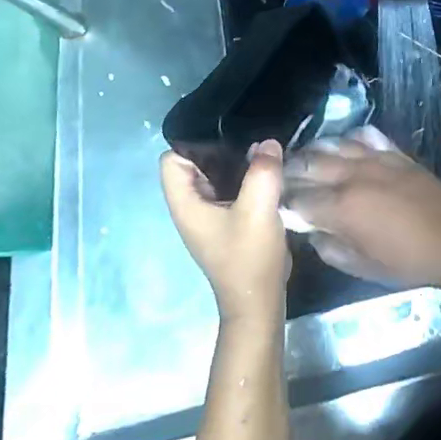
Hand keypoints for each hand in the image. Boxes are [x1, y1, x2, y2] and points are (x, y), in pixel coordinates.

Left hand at [161, 142, 289, 324]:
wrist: (258, 303)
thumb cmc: (249, 257)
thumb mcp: (258, 209)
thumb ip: (263, 171)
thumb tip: (268, 143)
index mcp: (184, 203)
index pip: (171, 159)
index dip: (192, 144)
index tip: (223, 136)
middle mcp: (189, 206)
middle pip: (192, 164)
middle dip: (217, 149)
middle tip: (246, 138)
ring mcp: (206, 216)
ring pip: (212, 176)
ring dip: (232, 163)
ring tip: (258, 151)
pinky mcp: (224, 222)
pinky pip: (226, 189)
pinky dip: (240, 178)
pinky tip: (263, 172)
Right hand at [280, 126, 440, 288]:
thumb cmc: (406, 261)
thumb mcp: (361, 267)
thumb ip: (328, 248)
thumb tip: (311, 231)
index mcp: (339, 208)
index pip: (296, 197)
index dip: (282, 201)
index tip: (275, 204)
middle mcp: (349, 176)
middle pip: (306, 163)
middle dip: (288, 170)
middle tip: (282, 178)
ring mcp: (371, 159)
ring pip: (330, 144)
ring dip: (312, 151)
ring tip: (305, 159)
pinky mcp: (390, 151)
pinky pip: (361, 135)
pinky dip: (347, 139)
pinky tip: (343, 148)